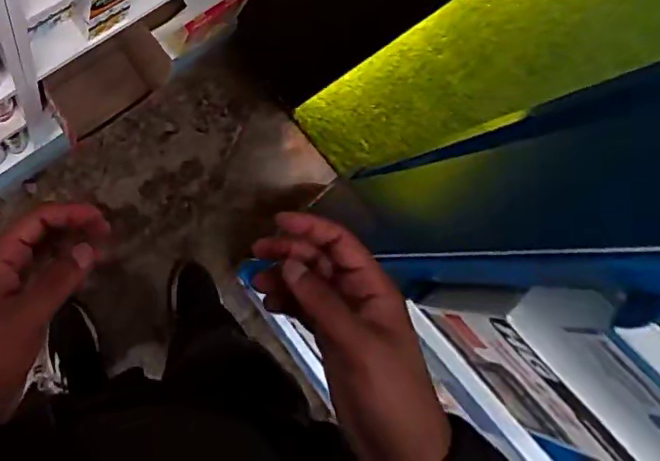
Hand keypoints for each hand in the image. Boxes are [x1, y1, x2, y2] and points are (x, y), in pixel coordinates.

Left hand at [0, 202, 109, 421]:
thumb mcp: (28, 316)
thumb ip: (58, 280)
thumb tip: (88, 247)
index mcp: (1, 254)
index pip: (38, 218)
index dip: (69, 212)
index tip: (99, 218)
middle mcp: (6, 258)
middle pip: (43, 228)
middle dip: (73, 224)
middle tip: (105, 231)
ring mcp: (12, 277)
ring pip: (46, 247)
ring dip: (71, 242)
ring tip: (101, 247)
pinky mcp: (20, 296)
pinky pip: (46, 268)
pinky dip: (66, 264)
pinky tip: (84, 269)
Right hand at [253, 212, 449, 460]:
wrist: (402, 450)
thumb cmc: (390, 391)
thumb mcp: (357, 344)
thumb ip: (322, 301)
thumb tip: (289, 262)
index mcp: (372, 287)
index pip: (339, 243)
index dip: (310, 227)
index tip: (278, 221)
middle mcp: (356, 295)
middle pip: (319, 259)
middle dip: (289, 251)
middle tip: (256, 251)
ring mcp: (343, 317)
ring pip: (308, 282)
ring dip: (283, 277)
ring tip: (257, 281)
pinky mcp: (332, 338)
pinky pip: (305, 307)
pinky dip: (287, 301)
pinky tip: (270, 303)